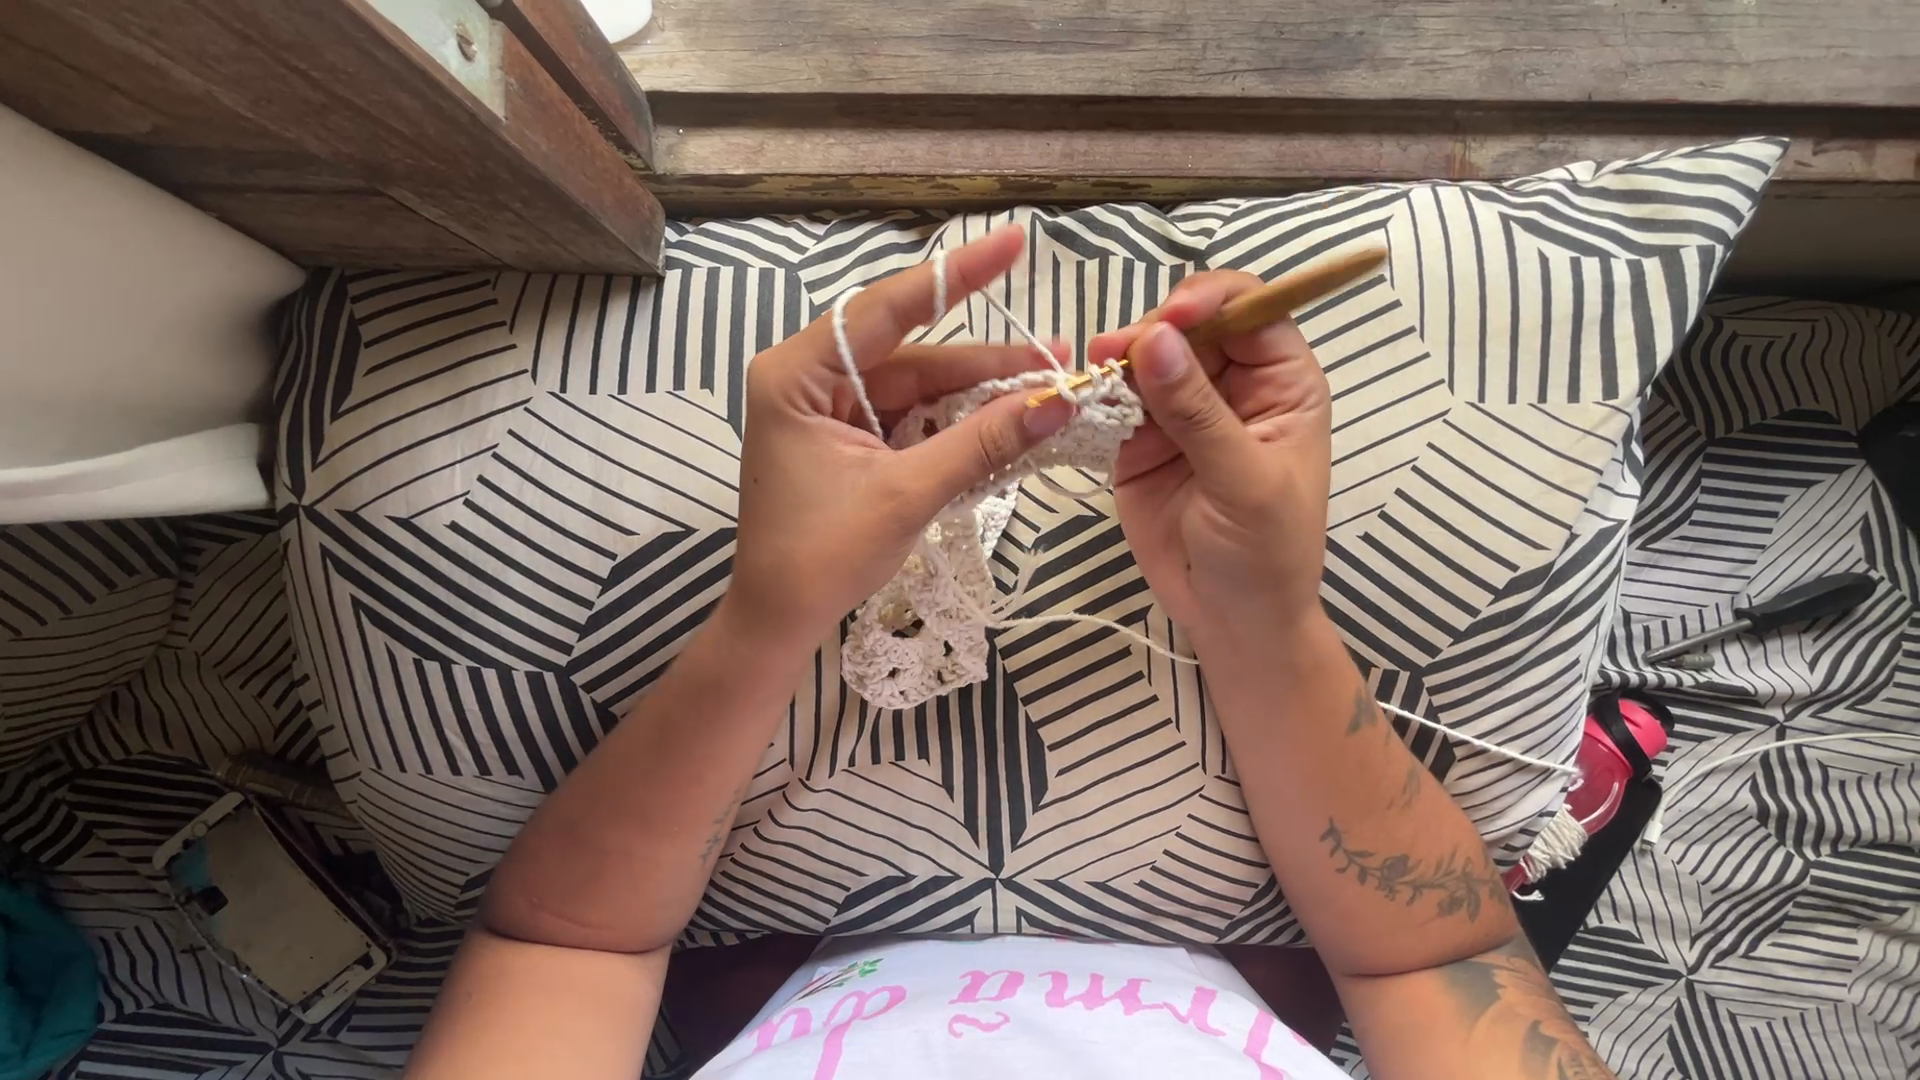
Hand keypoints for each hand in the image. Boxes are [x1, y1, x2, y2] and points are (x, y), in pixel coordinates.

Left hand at [727, 227, 1075, 647]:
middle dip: (984, 363)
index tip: (1011, 243)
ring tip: (1043, 395)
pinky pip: (911, 420)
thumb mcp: (908, 493)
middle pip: (912, 354)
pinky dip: (954, 427)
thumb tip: (1057, 403)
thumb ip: (981, 443)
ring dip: (976, 398)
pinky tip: (1003, 425)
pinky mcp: (849, 441)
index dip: (956, 278)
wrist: (780, 618)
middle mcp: (811, 380)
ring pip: (917, 389)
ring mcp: (831, 411)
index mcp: (799, 374)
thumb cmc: (822, 556)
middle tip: (1054, 358)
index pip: (886, 308)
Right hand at [1088, 271, 1331, 645]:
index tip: (1170, 318)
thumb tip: (1155, 340)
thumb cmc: (1265, 552)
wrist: (1229, 617)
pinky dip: (1095, 398)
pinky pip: (1116, 404)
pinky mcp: (1140, 441)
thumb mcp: (1242, 481)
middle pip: (1188, 328)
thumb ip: (1198, 413)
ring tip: (1091, 373)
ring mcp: (1181, 412)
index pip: (1249, 312)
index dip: (1210, 302)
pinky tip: (1079, 399)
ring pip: (1145, 361)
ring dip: (1117, 361)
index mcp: (1280, 384)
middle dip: (1152, 332)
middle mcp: (1230, 386)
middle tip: (1111, 353)